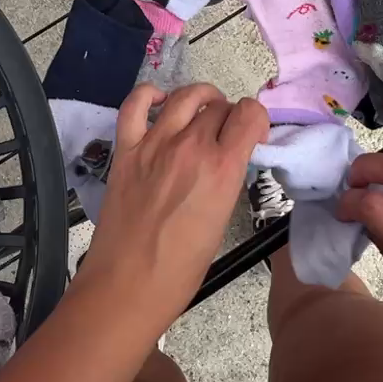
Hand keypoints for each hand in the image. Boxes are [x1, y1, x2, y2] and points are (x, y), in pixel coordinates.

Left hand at [76, 84, 268, 330]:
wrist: (126, 287)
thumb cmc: (180, 269)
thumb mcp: (221, 220)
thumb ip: (226, 179)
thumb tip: (226, 159)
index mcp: (221, 168)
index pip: (250, 114)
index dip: (256, 119)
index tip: (252, 135)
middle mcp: (191, 146)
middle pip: (219, 105)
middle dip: (229, 115)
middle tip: (224, 135)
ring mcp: (154, 143)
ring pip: (185, 96)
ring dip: (200, 98)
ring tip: (202, 110)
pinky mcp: (126, 149)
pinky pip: (135, 104)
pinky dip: (149, 94)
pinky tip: (159, 102)